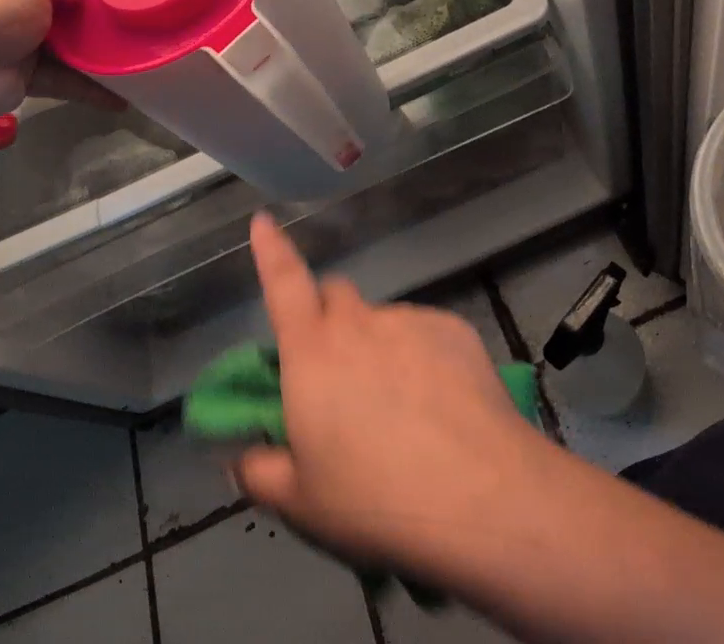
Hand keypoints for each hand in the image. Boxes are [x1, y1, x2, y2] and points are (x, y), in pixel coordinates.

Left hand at [0, 0, 122, 120]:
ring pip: (59, 48)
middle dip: (83, 20)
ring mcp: (6, 44)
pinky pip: (60, 80)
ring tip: (131, 58)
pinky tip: (121, 97)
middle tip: (122, 24)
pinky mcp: (17, 78)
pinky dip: (88, 88)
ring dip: (90, 55)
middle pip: (50, 12)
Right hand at [235, 215, 546, 569]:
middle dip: (327, 317)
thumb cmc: (375, 498)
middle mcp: (360, 324)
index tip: (264, 221)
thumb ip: (260, 471)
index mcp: (312, 353)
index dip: (270, 251)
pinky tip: (441, 402)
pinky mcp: (457, 329)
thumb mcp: (301, 501)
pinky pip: (426, 332)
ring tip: (402, 406)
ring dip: (379, 346)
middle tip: (336, 371)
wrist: (480, 496)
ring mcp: (412, 321)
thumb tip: (244, 458)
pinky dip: (423, 355)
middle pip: (335, 295)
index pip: (283, 283)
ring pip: (383, 320)